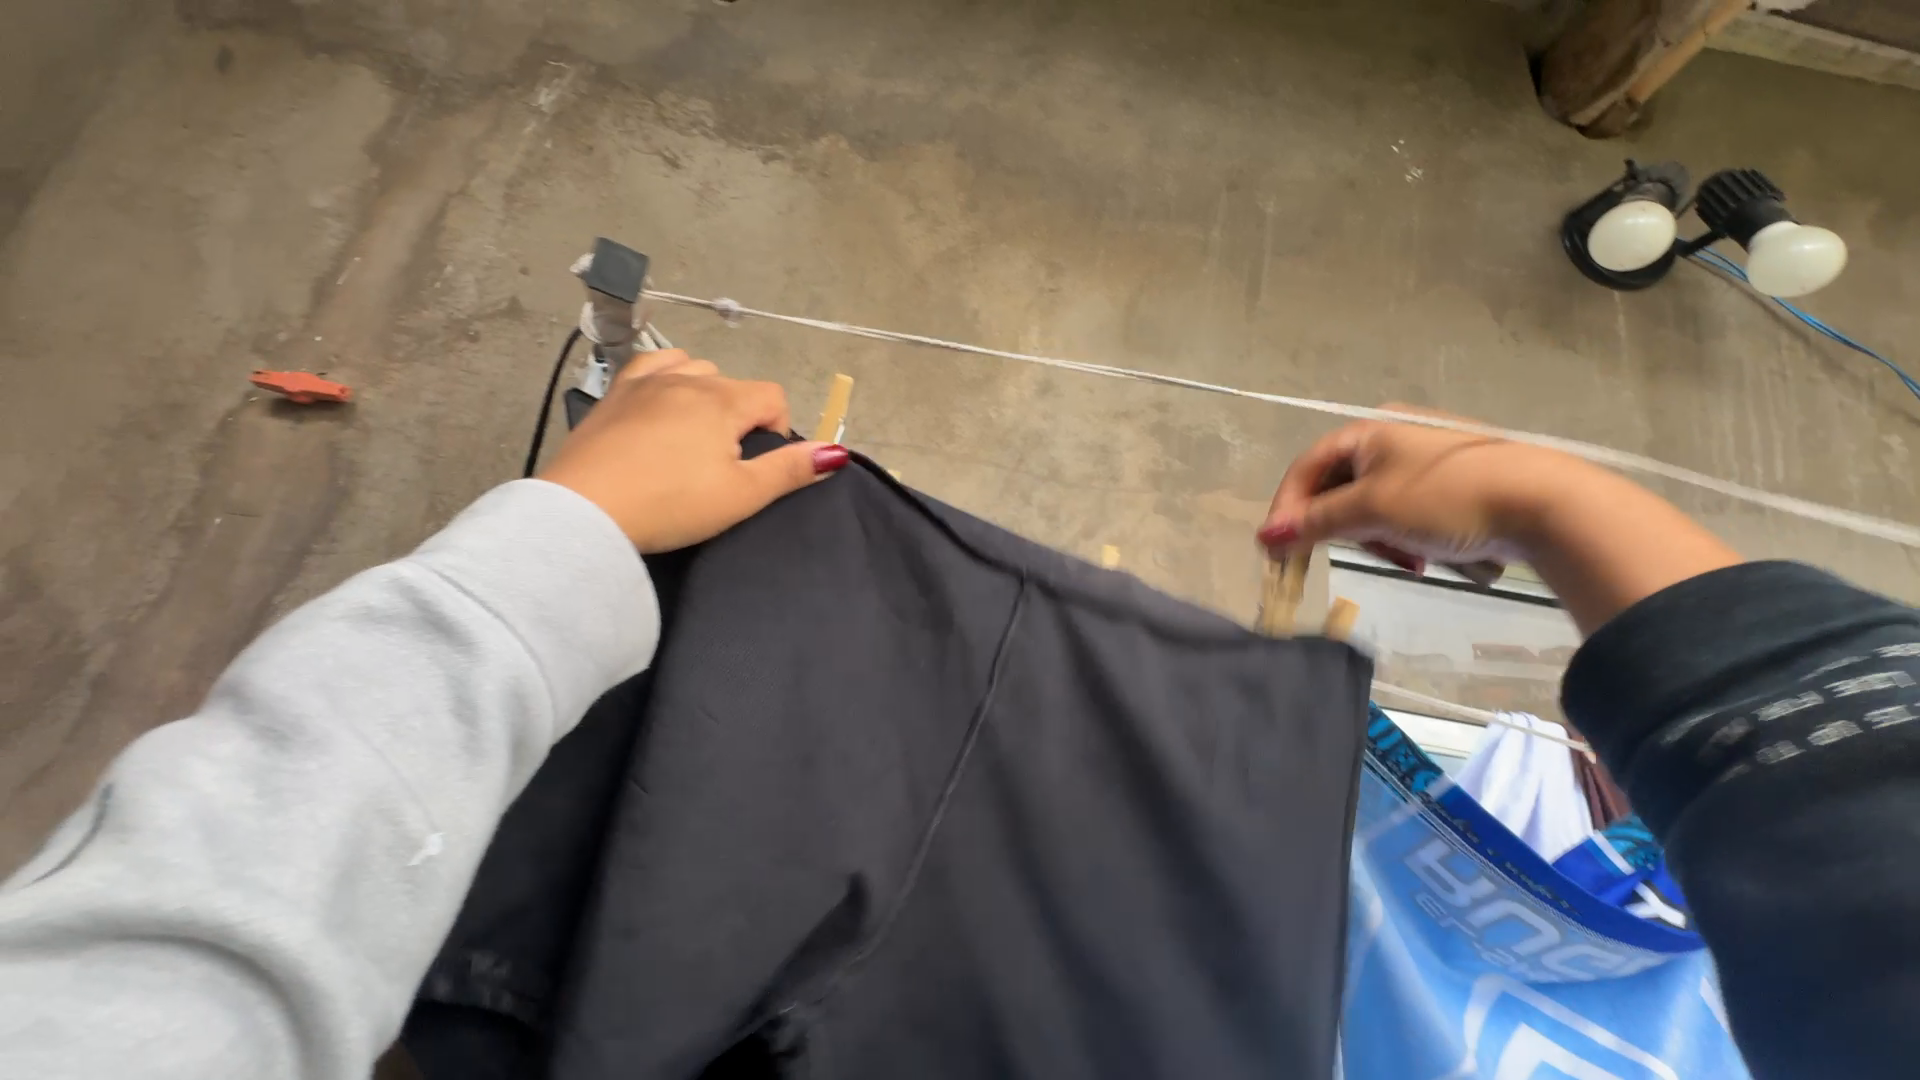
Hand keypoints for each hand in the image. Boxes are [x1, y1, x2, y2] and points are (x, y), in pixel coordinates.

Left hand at [539, 349, 850, 552]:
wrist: (585, 512)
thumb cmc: (671, 504)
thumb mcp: (741, 495)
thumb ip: (790, 470)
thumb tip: (836, 452)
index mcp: (723, 401)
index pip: (773, 396)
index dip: (778, 428)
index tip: (759, 465)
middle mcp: (687, 379)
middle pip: (734, 385)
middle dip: (741, 416)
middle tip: (725, 463)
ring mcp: (646, 381)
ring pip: (694, 370)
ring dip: (706, 396)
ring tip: (694, 438)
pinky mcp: (614, 394)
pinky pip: (652, 366)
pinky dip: (668, 378)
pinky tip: (663, 403)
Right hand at [1256, 407, 1585, 564]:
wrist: (1548, 504)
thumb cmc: (1447, 498)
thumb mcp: (1371, 511)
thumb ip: (1313, 523)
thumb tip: (1264, 536)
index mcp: (1370, 431)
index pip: (1306, 469)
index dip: (1286, 509)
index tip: (1278, 550)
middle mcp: (1393, 437)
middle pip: (1337, 490)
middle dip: (1340, 528)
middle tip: (1354, 556)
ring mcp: (1426, 460)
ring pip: (1372, 507)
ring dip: (1377, 539)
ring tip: (1407, 561)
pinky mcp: (1453, 485)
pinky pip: (1406, 514)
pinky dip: (1406, 537)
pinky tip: (1428, 557)